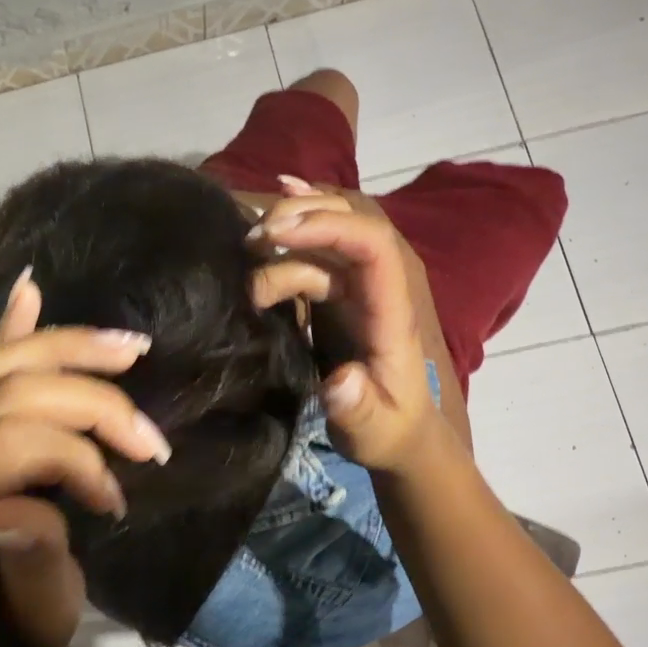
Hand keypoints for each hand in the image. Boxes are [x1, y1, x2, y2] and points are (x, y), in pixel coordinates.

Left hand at [0, 267, 170, 646]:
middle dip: (92, 406)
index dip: (77, 458)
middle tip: (149, 442)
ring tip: (129, 348)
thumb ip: (27, 561)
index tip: (116, 503)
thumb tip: (14, 509)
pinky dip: (10, 329)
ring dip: (69, 349)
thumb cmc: (12, 629)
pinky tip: (29, 288)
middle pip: (12, 392)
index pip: (11, 443)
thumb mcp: (33, 612)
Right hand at [248, 178, 447, 471]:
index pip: (372, 247)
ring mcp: (358, 289)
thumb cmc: (388, 432)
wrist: (399, 435)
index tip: (277, 235)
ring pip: (330, 234)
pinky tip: (273, 211)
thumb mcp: (374, 431)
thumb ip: (358, 408)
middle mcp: (377, 289)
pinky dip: (296, 228)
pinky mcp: (339, 298)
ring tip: (248, 240)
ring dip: (292, 225)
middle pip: (351, 225)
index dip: (329, 228)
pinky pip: (319, 252)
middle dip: (303, 217)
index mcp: (391, 313)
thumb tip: (339, 382)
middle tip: (252, 237)